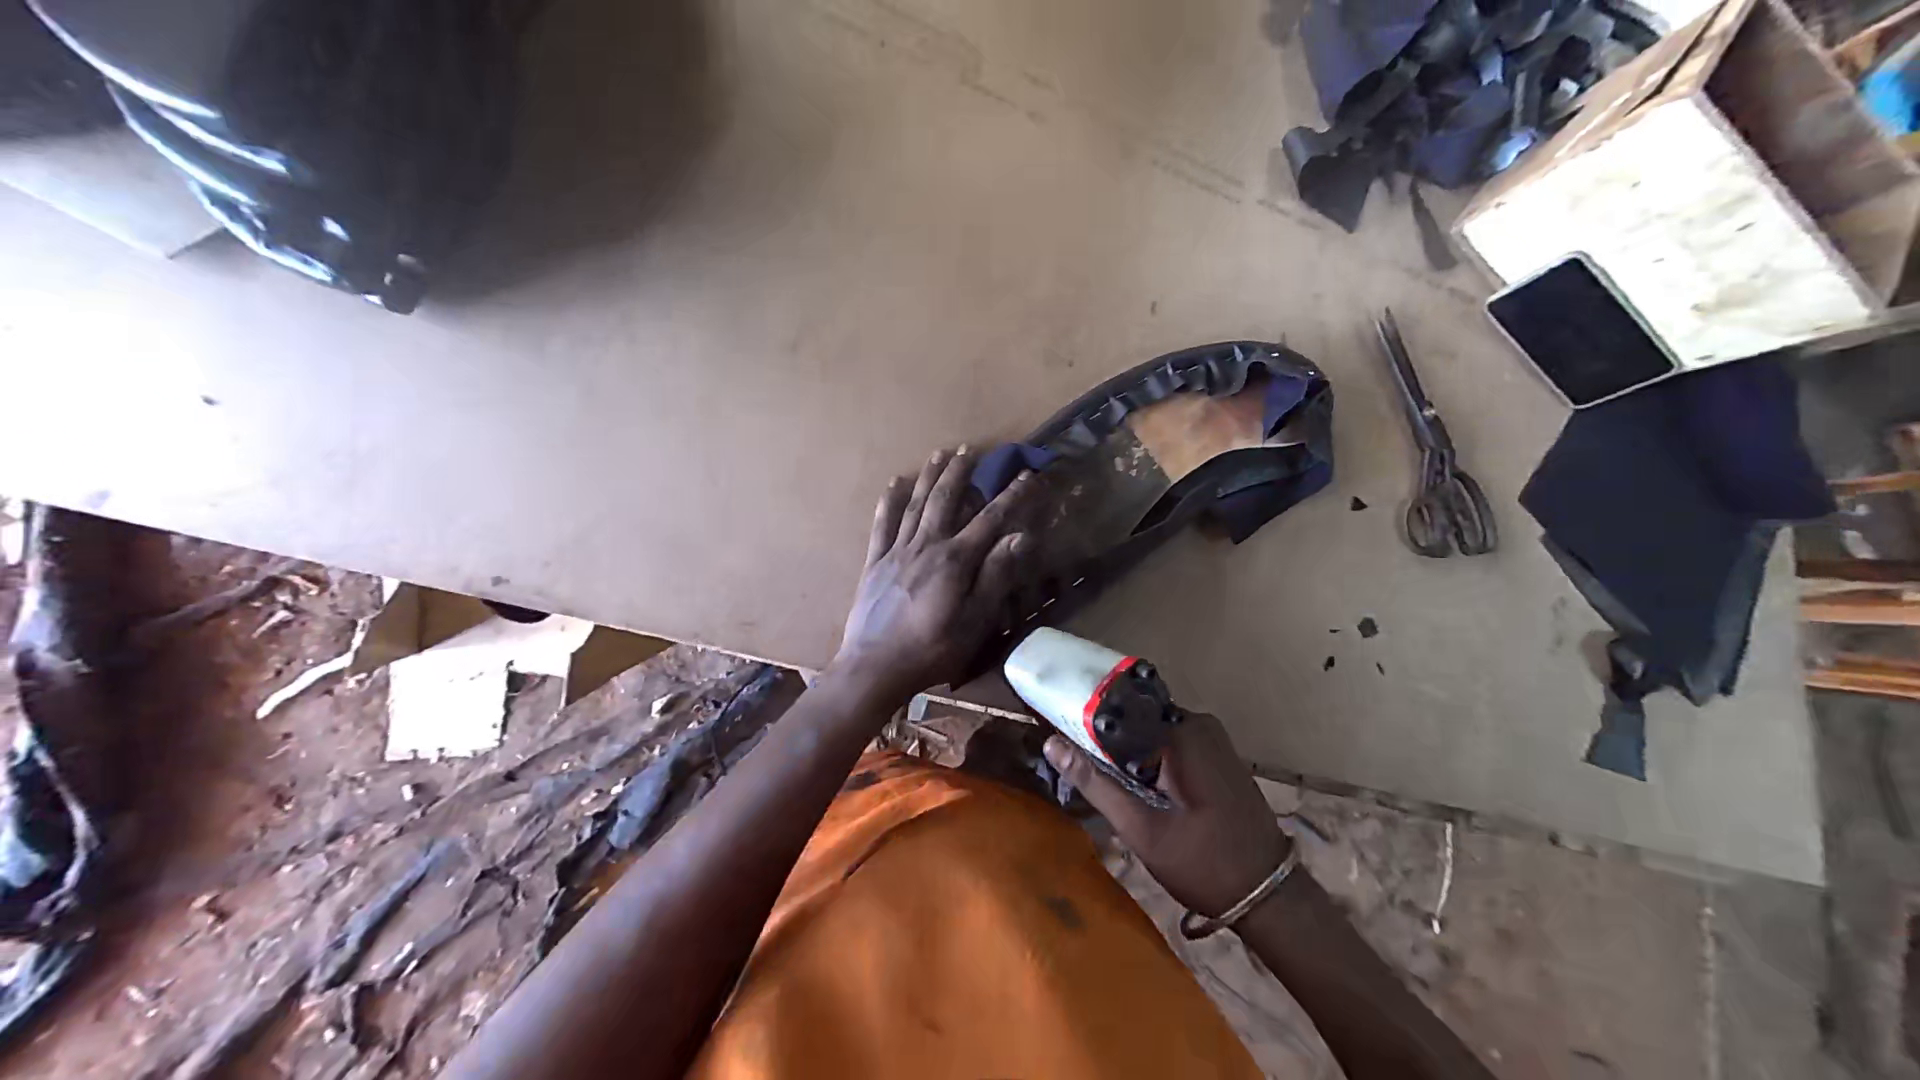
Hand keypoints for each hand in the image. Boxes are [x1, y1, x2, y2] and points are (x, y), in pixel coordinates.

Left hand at [834, 447, 1035, 701]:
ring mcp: (896, 552)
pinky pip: (882, 524)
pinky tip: (894, 483)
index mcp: (954, 561)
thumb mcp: (974, 622)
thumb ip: (995, 577)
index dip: (1010, 496)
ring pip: (915, 505)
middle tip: (970, 448)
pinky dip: (889, 501)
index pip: (989, 520)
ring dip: (928, 477)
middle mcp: (925, 546)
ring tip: (938, 453)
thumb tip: (1018, 537)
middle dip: (960, 472)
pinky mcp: (874, 563)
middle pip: (945, 500)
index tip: (1026, 475)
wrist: (874, 667)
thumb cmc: (932, 650)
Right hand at [1044, 713, 1289, 917]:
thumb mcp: (1140, 828)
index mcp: (1180, 731)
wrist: (1268, 897)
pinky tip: (1141, 794)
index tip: (1064, 748)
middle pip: (1133, 723)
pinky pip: (1171, 746)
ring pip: (1151, 736)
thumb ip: (1095, 782)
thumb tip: (1051, 743)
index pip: (1116, 713)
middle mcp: (1198, 723)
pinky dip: (1152, 764)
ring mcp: (1213, 739)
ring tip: (1110, 790)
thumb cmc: (1202, 862)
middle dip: (1108, 749)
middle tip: (1085, 779)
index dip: (1085, 730)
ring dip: (1130, 759)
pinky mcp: (1218, 755)